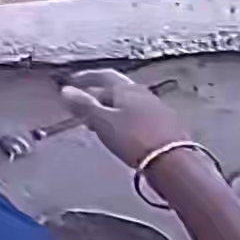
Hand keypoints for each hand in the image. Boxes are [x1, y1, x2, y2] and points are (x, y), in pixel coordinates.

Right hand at [59, 69, 193, 166]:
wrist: (174, 164)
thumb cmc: (132, 137)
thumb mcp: (100, 121)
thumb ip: (82, 105)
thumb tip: (65, 90)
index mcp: (128, 89)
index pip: (104, 75)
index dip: (86, 77)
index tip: (72, 81)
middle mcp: (145, 95)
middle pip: (116, 90)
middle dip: (97, 97)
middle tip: (81, 108)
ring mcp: (159, 111)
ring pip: (128, 105)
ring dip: (110, 110)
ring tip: (96, 123)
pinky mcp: (168, 128)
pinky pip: (139, 117)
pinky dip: (124, 120)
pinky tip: (119, 133)